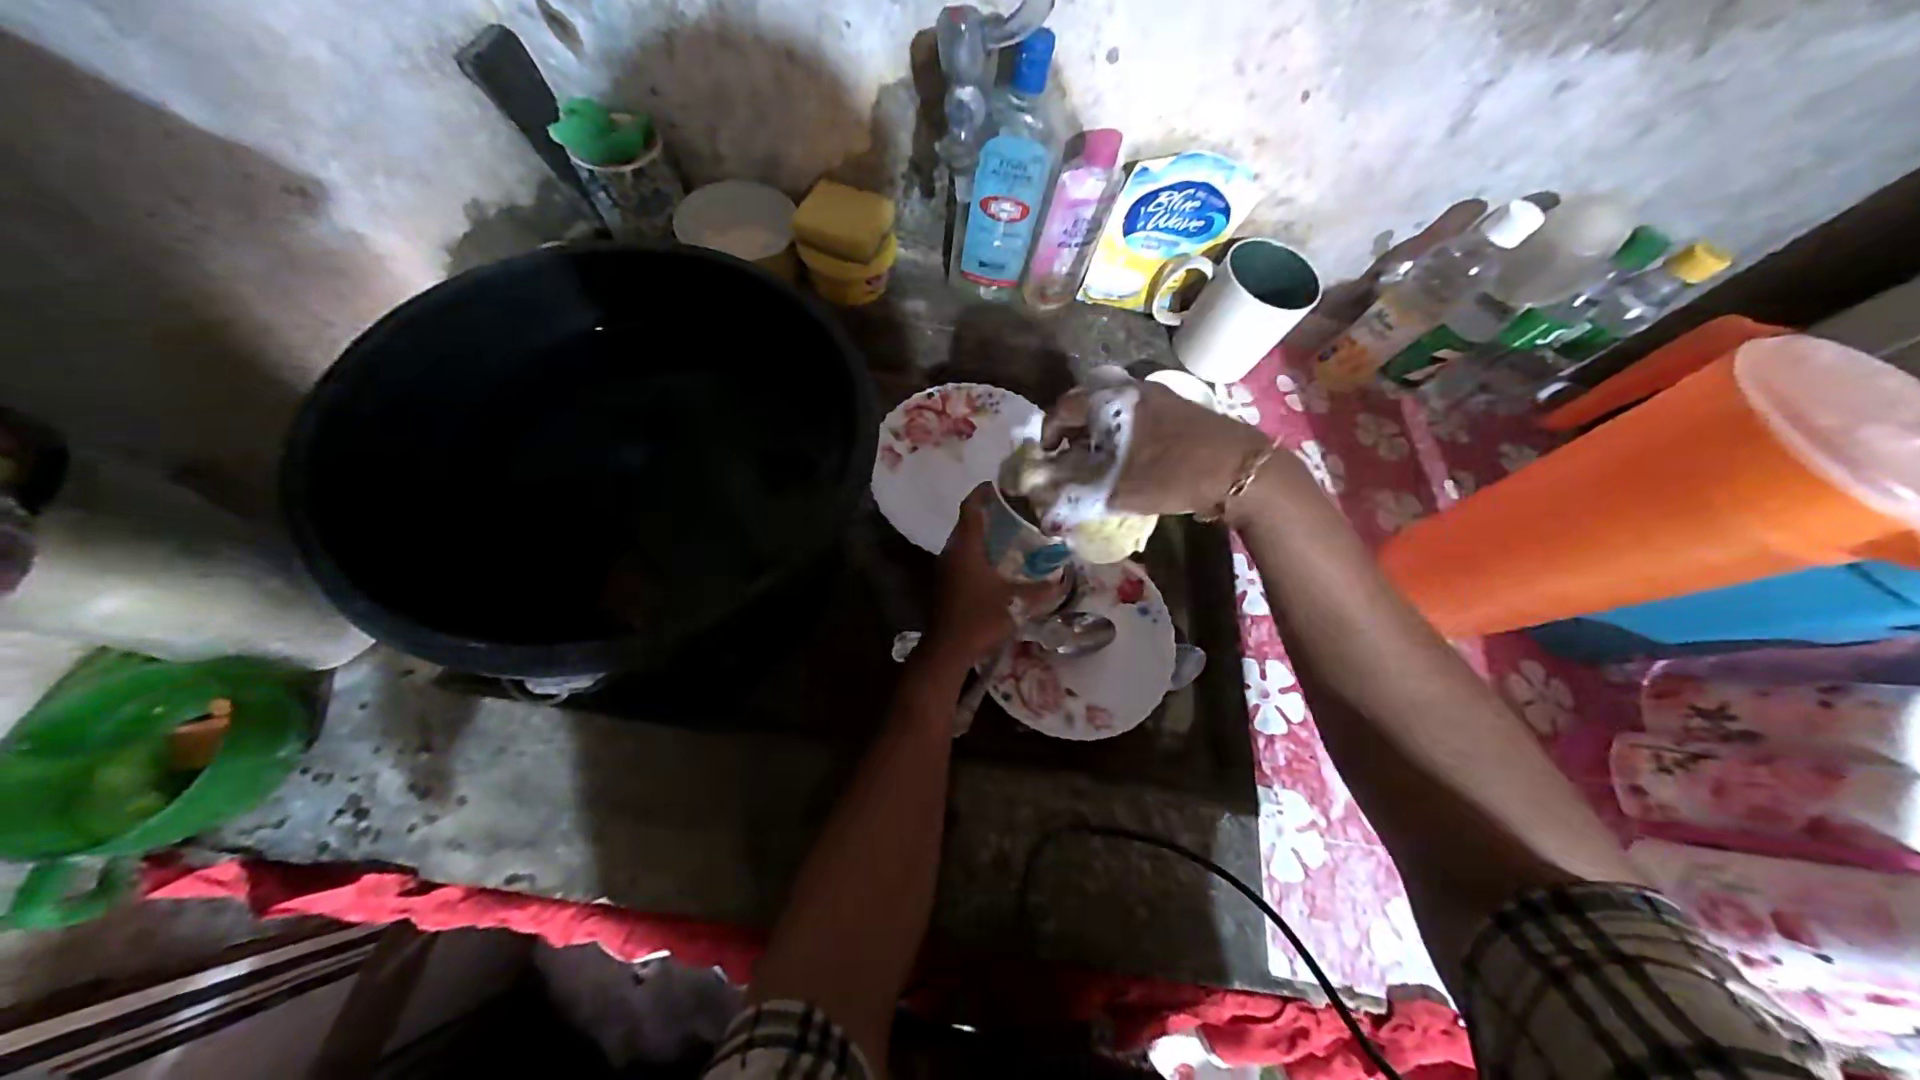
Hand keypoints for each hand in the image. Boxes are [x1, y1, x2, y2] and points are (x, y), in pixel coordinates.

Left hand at [926, 485, 1067, 664]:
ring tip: (1009, 534)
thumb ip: (1041, 590)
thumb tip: (1063, 578)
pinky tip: (996, 564)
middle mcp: (951, 552)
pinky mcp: (944, 585)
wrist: (947, 650)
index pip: (970, 508)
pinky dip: (977, 553)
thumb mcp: (1016, 604)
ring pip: (963, 542)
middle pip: (966, 523)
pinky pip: (961, 558)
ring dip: (982, 535)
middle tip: (1013, 511)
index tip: (998, 484)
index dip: (982, 493)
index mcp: (966, 548)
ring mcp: (944, 569)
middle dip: (987, 514)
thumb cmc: (980, 619)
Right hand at [1043, 379, 1272, 516]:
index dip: (1048, 432)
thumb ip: (1077, 499)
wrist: (1240, 471)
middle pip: (1088, 402)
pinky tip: (1131, 457)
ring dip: (1099, 429)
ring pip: (1114, 406)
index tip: (1047, 456)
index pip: (1063, 407)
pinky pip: (1137, 412)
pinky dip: (1123, 429)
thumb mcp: (1117, 493)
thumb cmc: (1171, 475)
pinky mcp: (1179, 408)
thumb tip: (1049, 513)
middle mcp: (1132, 388)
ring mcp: (1160, 395)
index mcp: (1111, 401)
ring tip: (1099, 460)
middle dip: (1073, 429)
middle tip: (1070, 456)